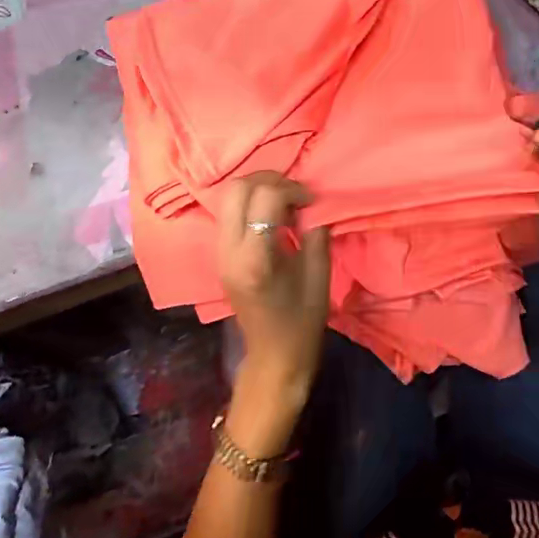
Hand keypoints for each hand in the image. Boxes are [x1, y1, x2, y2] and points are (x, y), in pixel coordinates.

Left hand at [218, 173, 331, 411]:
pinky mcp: (219, 254)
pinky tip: (274, 218)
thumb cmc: (301, 323)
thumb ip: (315, 234)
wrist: (273, 357)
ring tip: (286, 204)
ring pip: (228, 197)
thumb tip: (312, 206)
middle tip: (295, 193)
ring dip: (258, 190)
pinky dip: (251, 204)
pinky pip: (229, 213)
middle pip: (236, 188)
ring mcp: (219, 252)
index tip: (311, 202)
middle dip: (269, 180)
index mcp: (255, 259)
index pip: (265, 198)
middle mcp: (229, 251)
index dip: (292, 190)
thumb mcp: (318, 276)